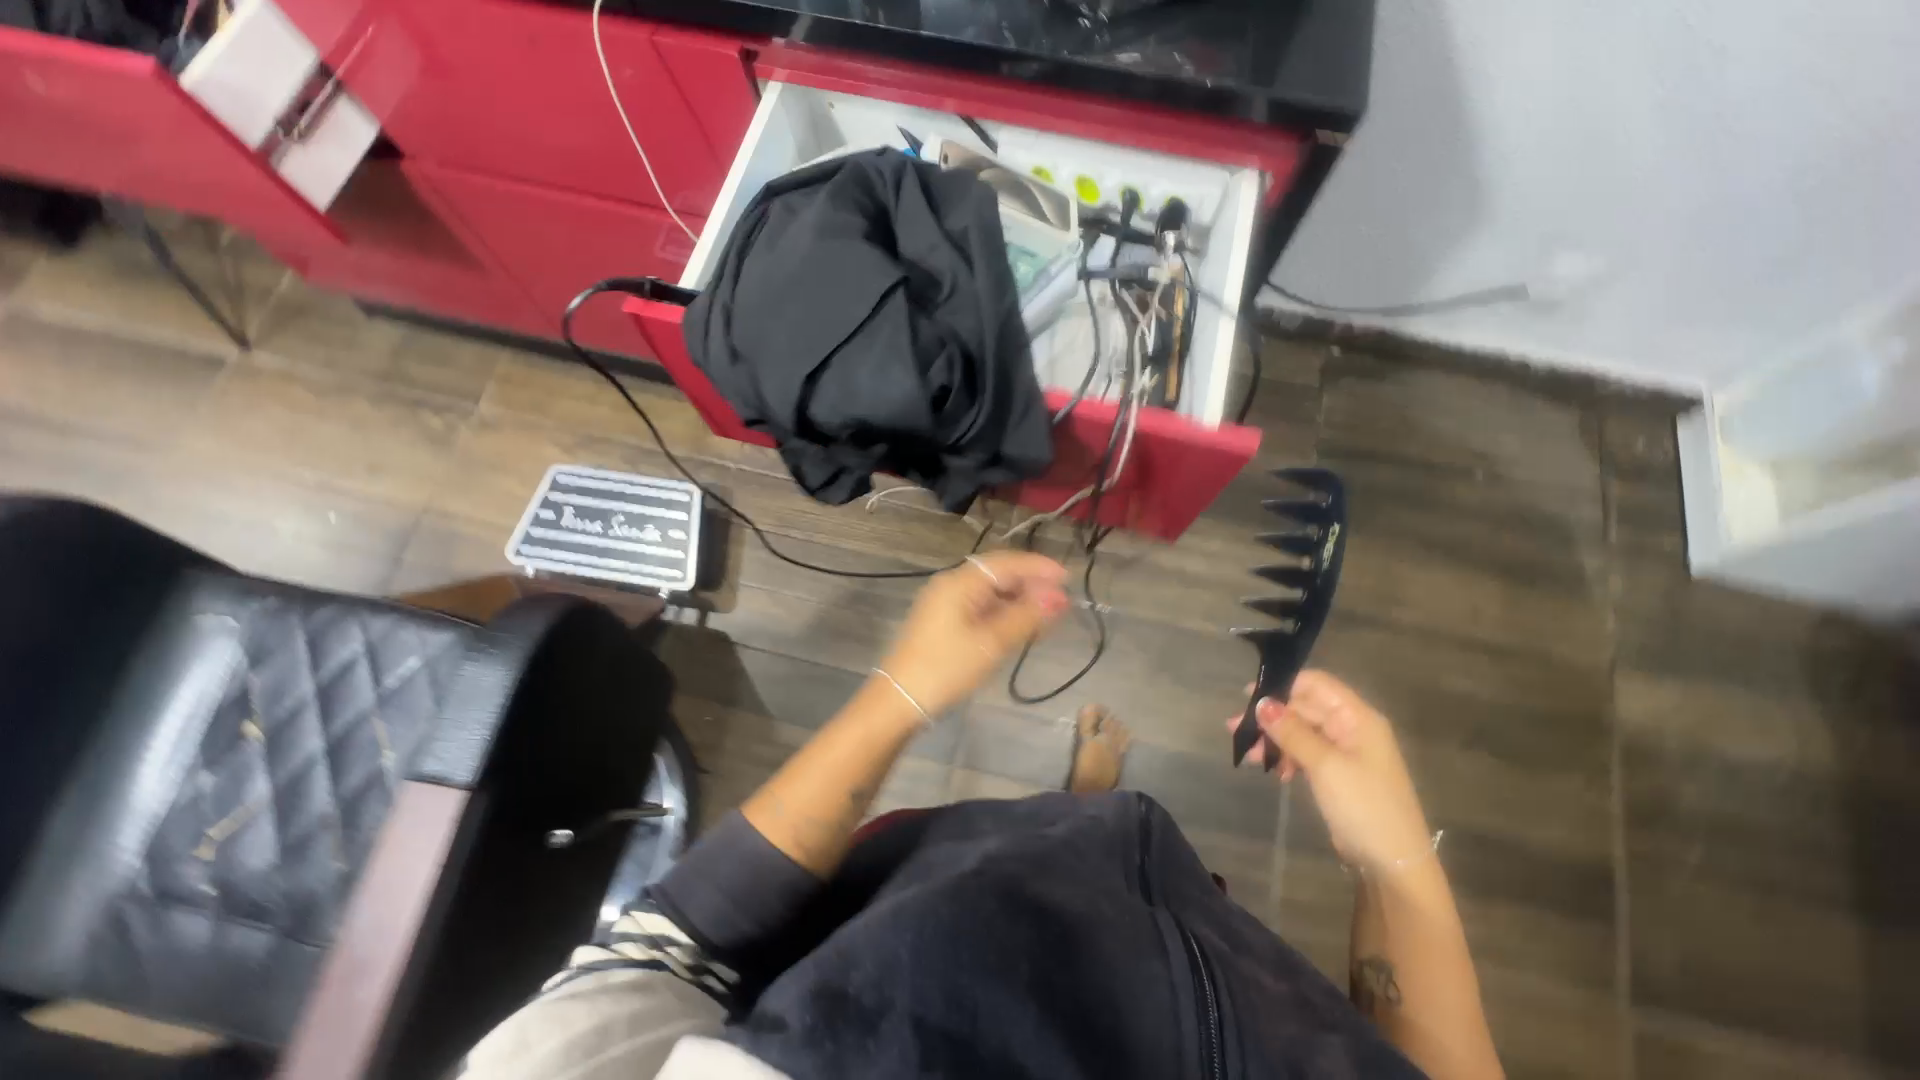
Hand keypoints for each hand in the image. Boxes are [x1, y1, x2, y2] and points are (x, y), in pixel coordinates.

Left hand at [878, 552, 1069, 715]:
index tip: (1067, 577)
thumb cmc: (946, 668)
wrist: (900, 699)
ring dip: (1018, 600)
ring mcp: (945, 604)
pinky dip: (1003, 612)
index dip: (1038, 567)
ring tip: (1047, 614)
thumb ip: (1026, 617)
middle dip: (1031, 584)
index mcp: (960, 582)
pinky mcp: (943, 623)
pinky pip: (980, 607)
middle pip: (997, 575)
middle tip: (1061, 600)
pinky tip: (1020, 625)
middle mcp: (951, 585)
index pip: (1006, 563)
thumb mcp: (991, 643)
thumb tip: (1058, 598)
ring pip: (990, 592)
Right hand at [1229, 670, 1432, 875]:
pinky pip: (1308, 754)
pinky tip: (1275, 772)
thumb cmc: (1364, 806)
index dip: (1283, 686)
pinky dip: (1289, 758)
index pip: (1317, 685)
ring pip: (1303, 733)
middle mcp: (1353, 729)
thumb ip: (1292, 732)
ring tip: (1249, 756)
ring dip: (1276, 740)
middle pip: (1306, 709)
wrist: (1393, 863)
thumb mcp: (1324, 765)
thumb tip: (1261, 703)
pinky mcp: (1338, 775)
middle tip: (1235, 730)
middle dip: (1272, 718)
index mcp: (1358, 718)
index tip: (1248, 698)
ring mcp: (1346, 753)